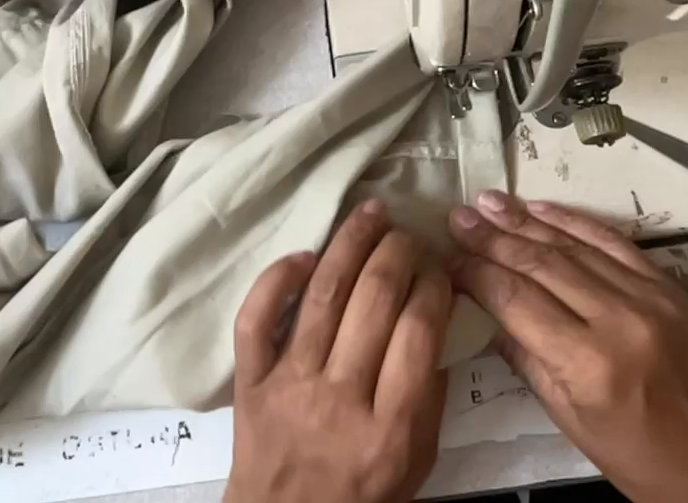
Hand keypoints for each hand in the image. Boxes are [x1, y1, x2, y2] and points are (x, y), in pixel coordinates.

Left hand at [225, 199, 454, 502]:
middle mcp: (340, 398)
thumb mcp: (419, 462)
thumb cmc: (363, 497)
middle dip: (398, 251)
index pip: (419, 329)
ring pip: (322, 295)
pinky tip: (306, 254)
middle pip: (374, 299)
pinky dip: (277, 279)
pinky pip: (256, 319)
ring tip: (371, 213)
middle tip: (408, 232)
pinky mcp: (248, 382)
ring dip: (350, 243)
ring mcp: (288, 386)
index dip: (434, 282)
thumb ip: (431, 394)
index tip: (439, 264)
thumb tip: (438, 319)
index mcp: (390, 427)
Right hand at [448, 191, 687, 502]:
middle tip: (457, 217)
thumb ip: (526, 359)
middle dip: (492, 238)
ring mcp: (646, 294)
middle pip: (540, 263)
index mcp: (589, 363)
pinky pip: (610, 240)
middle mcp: (617, 318)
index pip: (516, 299)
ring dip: (524, 219)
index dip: (476, 273)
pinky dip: (572, 220)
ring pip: (571, 244)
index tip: (447, 257)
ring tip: (487, 201)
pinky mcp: (665, 284)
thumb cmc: (642, 459)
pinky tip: (540, 207)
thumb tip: (486, 309)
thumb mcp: (572, 422)